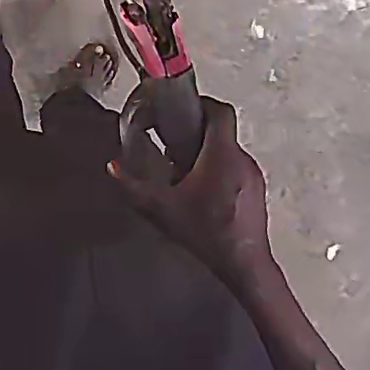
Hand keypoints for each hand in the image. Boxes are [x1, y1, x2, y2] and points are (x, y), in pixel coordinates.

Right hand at [108, 99, 274, 286]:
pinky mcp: (256, 190)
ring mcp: (253, 175)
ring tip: (187, 169)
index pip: (221, 111)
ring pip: (230, 150)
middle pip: (223, 130)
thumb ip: (133, 186)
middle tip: (177, 140)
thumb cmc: (206, 233)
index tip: (186, 107)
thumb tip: (112, 167)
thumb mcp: (162, 209)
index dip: (204, 103)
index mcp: (221, 154)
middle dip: (200, 131)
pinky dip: (221, 168)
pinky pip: (237, 167)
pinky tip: (204, 190)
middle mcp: (241, 158)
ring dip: (210, 152)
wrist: (244, 266)